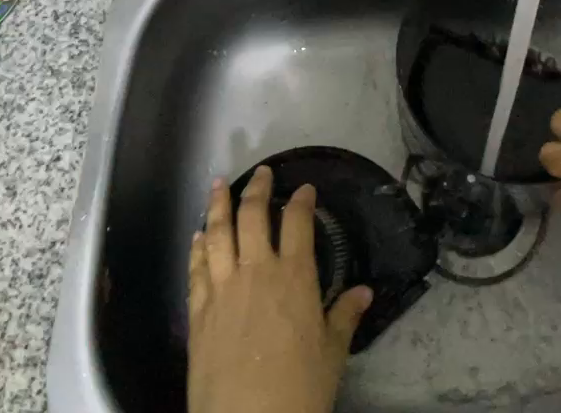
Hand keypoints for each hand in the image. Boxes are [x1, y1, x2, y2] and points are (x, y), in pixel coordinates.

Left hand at [187, 166, 373, 412]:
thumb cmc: (299, 389)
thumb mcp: (332, 353)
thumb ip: (345, 316)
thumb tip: (364, 291)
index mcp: (294, 276)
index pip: (298, 222)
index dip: (301, 200)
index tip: (304, 188)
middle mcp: (256, 271)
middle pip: (252, 216)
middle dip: (257, 188)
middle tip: (261, 172)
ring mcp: (223, 289)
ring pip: (217, 233)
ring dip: (218, 204)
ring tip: (218, 183)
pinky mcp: (198, 311)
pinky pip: (196, 268)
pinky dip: (197, 246)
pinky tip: (198, 234)